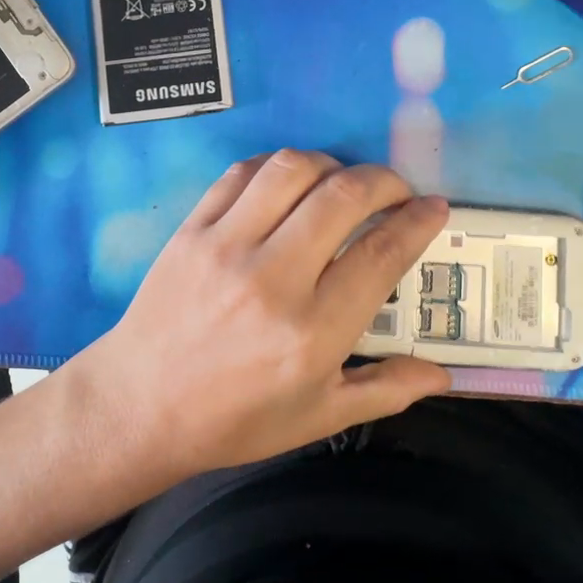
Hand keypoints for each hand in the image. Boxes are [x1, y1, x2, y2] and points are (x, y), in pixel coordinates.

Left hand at [77, 151, 450, 477]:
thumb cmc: (235, 419)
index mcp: (313, 332)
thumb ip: (383, 390)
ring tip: (342, 180)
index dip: (417, 222)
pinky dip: (274, 166)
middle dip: (383, 181)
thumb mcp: (316, 418)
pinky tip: (288, 180)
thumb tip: (442, 375)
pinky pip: (240, 173)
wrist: (140, 406)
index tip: (434, 207)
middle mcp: (274, 278)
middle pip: (343, 197)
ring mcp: (227, 246)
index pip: (381, 254)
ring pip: (291, 170)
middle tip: (395, 190)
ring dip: (330, 163)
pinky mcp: (192, 229)